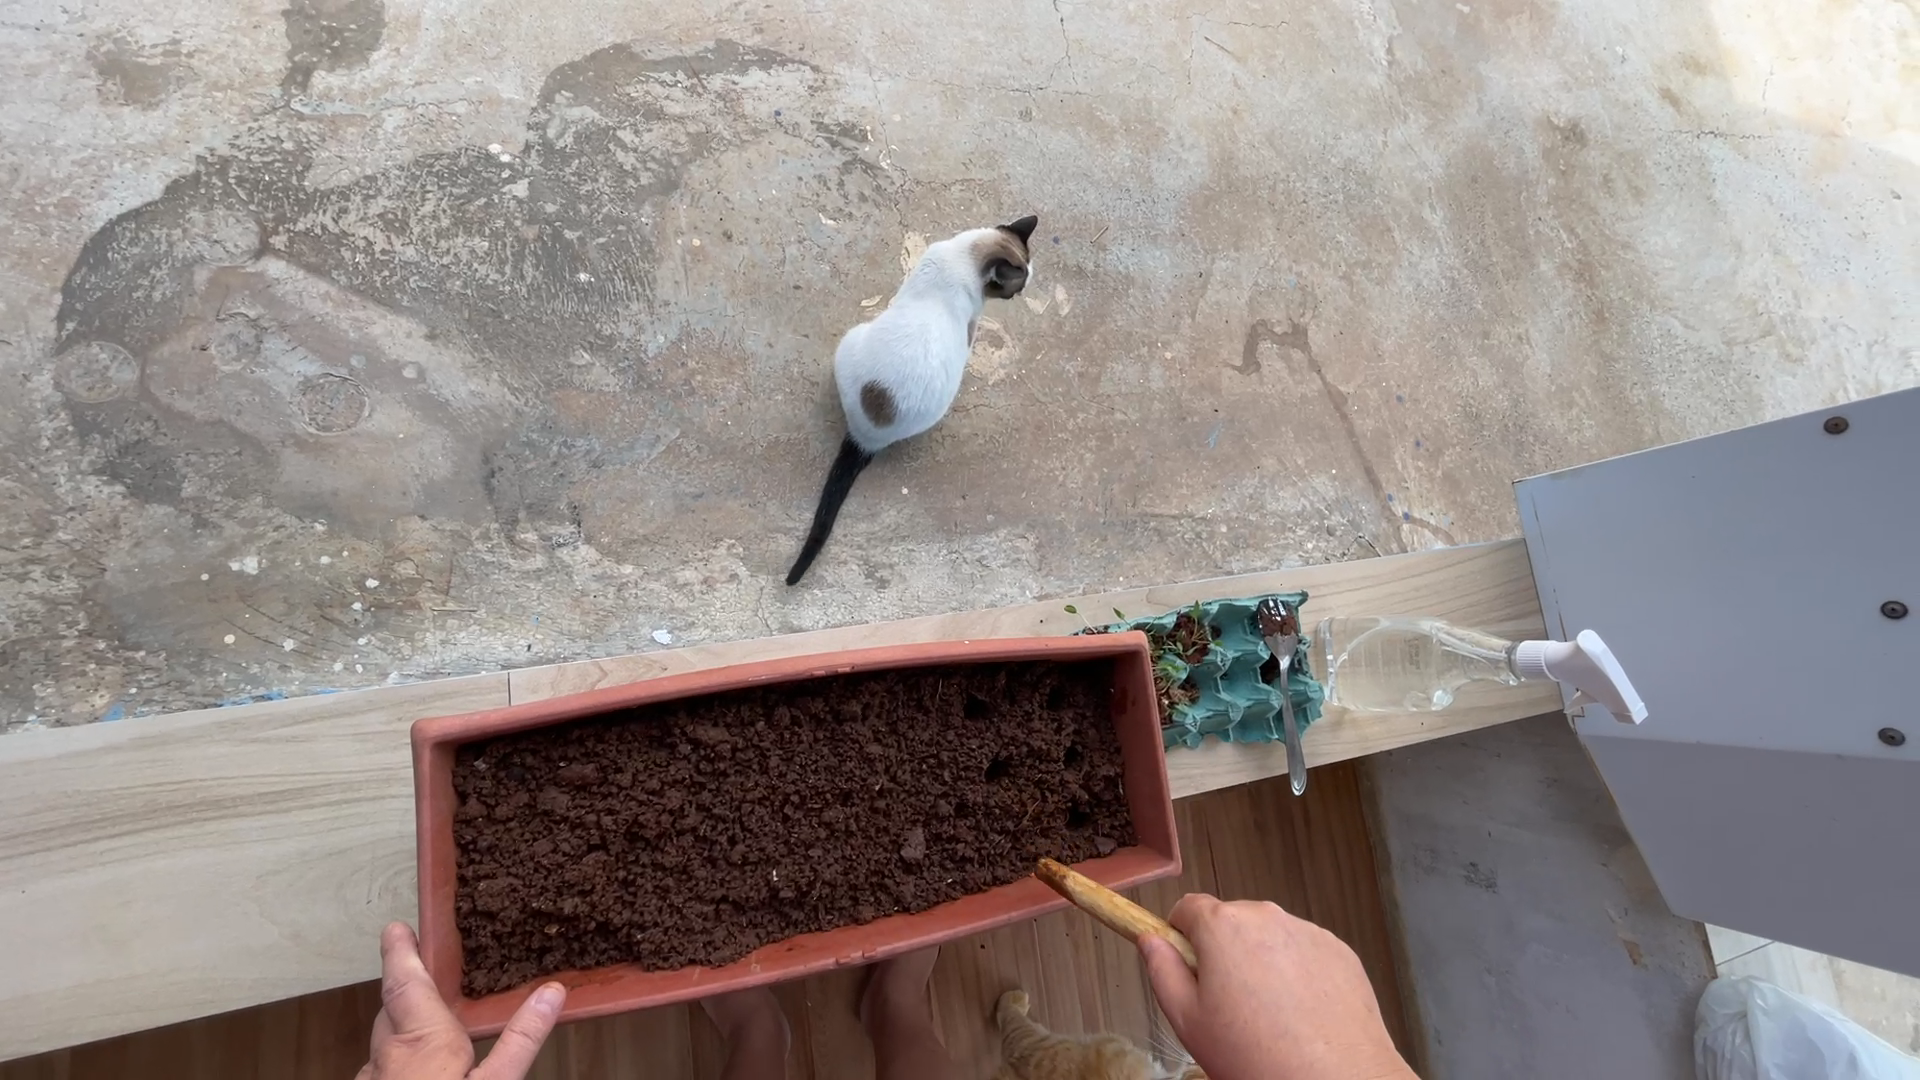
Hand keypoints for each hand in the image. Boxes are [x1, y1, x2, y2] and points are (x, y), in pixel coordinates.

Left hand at [356, 922, 566, 1079]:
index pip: (405, 987)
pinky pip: (381, 1077)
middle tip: (421, 966)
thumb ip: (520, 1041)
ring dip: (400, 1029)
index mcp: (419, 1044)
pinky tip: (414, 1075)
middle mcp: (385, 1063)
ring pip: (382, 1051)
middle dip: (403, 989)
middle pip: (389, 1016)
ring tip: (424, 1019)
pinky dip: (397, 1063)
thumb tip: (552, 989)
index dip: (400, 955)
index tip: (394, 926)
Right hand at [1139, 895, 1413, 1079]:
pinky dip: (1298, 971)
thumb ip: (1161, 970)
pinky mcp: (1339, 950)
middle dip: (1225, 951)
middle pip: (1229, 921)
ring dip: (1262, 959)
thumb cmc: (1256, 1058)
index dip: (1183, 938)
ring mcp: (1305, 930)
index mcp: (1221, 925)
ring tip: (1273, 1016)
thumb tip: (1150, 938)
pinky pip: (1303, 950)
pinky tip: (1304, 1013)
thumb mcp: (1188, 1021)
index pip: (1188, 908)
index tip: (1191, 972)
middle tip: (1233, 1005)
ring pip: (1267, 935)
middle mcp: (1263, 914)